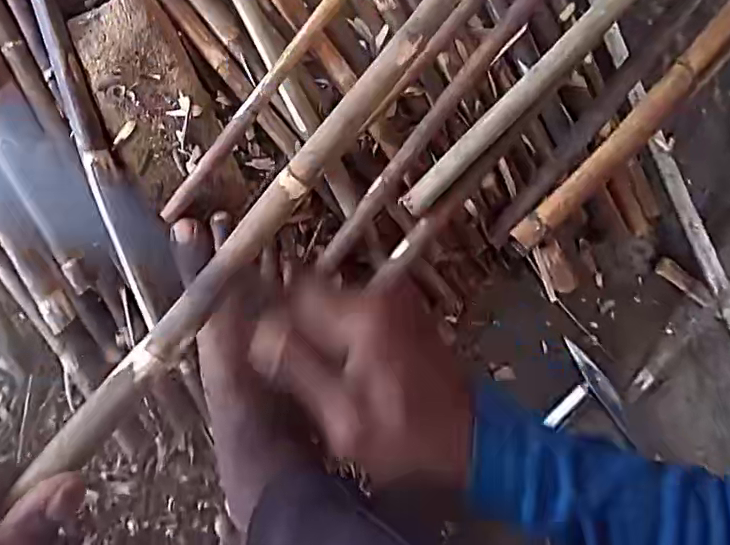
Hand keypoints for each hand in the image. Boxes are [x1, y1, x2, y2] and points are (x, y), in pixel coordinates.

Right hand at [248, 278, 473, 489]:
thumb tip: (256, 334)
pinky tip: (340, 356)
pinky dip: (335, 322)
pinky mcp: (398, 304)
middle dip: (290, 317)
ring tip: (315, 361)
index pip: (293, 294)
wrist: (473, 440)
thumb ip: (297, 370)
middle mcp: (378, 293)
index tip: (257, 336)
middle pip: (308, 289)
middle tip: (282, 351)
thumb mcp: (345, 418)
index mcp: (362, 316)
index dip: (270, 314)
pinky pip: (348, 302)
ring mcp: (391, 296)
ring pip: (326, 295)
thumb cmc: (411, 438)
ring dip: (312, 320)